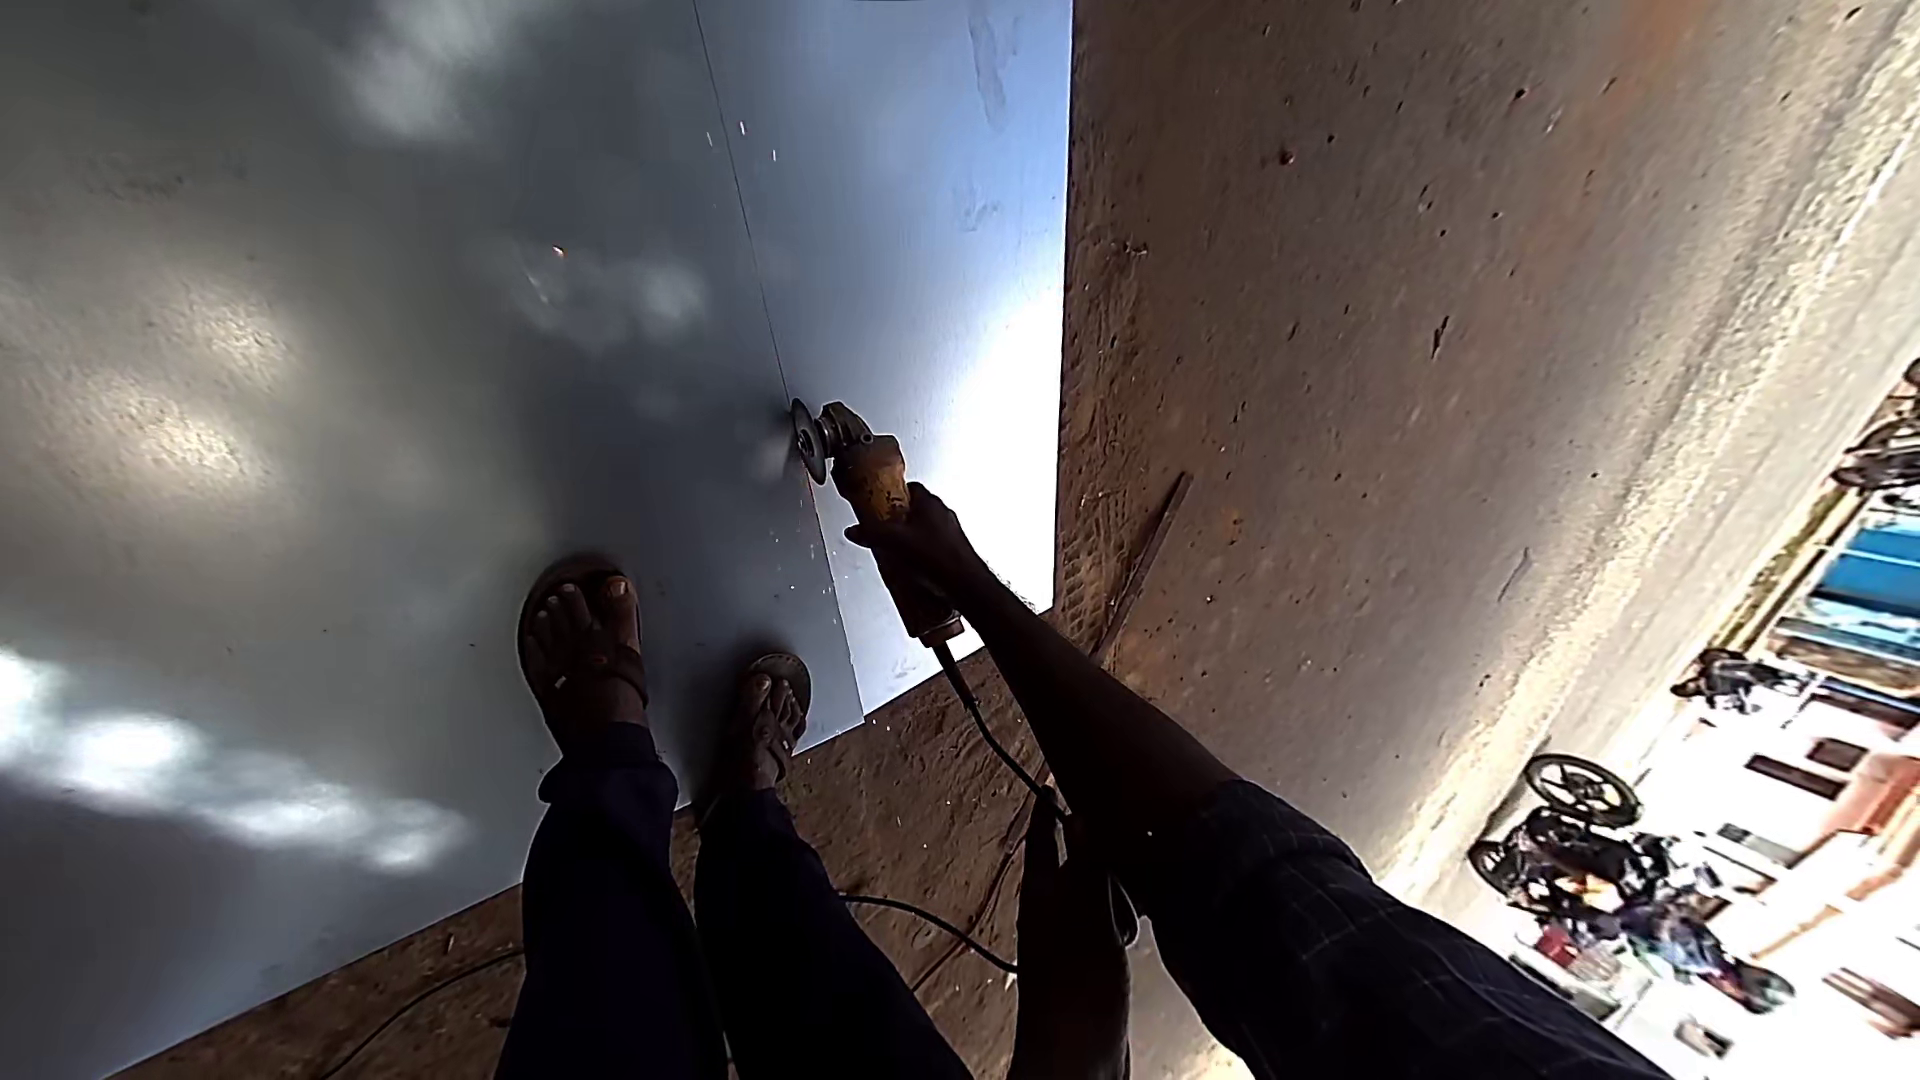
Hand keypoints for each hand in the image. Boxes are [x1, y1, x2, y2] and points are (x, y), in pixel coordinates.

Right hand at [843, 482, 998, 604]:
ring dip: (911, 538)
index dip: (894, 493)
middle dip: (899, 520)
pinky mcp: (954, 550)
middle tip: (885, 531)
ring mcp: (951, 532)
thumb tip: (854, 530)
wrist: (965, 584)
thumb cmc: (938, 557)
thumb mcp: (894, 542)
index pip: (911, 488)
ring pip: (926, 529)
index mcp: (930, 503)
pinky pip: (933, 546)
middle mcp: (943, 514)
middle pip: (916, 510)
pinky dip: (922, 553)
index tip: (881, 501)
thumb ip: (871, 533)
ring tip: (896, 552)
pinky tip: (913, 568)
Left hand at [1009, 793, 1129, 1079]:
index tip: (1048, 782)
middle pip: (1067, 863)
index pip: (1042, 837)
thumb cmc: (1078, 982)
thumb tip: (1078, 814)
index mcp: (1042, 891)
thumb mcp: (1088, 914)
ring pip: (1087, 895)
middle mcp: (1048, 910)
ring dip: (1108, 889)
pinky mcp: (1082, 965)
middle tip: (1111, 831)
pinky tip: (1129, 931)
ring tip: (1129, 893)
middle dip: (1089, 848)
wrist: (1075, 1059)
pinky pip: (1098, 925)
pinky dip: (1114, 919)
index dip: (1045, 809)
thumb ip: (1086, 864)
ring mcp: (1064, 939)